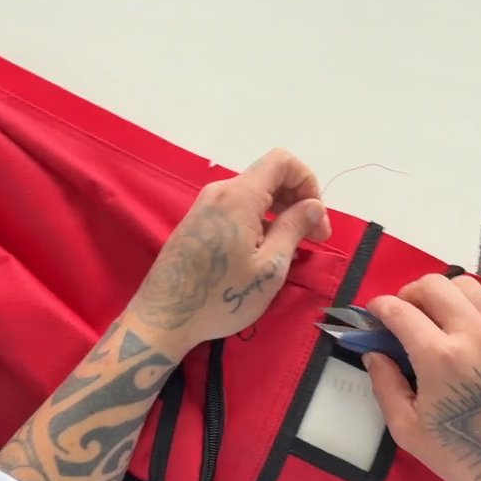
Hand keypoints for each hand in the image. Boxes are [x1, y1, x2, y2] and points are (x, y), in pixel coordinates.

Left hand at [125, 149, 332, 354]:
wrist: (164, 318)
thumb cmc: (221, 297)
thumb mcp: (269, 268)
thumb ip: (294, 228)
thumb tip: (314, 205)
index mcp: (239, 196)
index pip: (282, 161)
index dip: (308, 183)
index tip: (316, 220)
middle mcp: (219, 192)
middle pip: (268, 177)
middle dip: (297, 201)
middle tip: (313, 240)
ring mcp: (204, 208)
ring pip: (253, 196)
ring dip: (279, 215)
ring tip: (290, 251)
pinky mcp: (196, 225)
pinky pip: (236, 210)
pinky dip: (258, 222)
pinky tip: (263, 255)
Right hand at [361, 275, 480, 480]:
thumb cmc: (468, 459)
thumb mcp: (410, 433)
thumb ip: (386, 387)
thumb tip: (373, 354)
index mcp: (439, 357)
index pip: (400, 310)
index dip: (379, 307)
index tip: (373, 313)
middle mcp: (473, 334)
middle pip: (433, 285)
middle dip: (409, 293)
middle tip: (403, 315)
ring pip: (468, 285)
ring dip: (444, 293)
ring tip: (437, 316)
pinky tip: (476, 322)